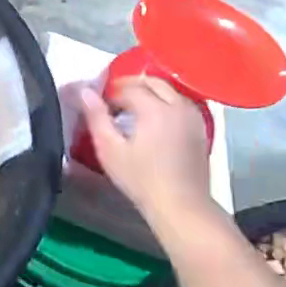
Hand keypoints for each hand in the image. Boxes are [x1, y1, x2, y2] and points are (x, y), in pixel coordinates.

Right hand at [78, 76, 213, 219]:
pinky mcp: (200, 128)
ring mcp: (193, 116)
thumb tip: (84, 91)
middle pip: (152, 81)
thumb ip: (96, 117)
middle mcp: (178, 105)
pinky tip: (152, 122)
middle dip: (130, 85)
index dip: (109, 92)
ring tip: (131, 111)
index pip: (128, 87)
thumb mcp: (109, 149)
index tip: (97, 105)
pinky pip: (180, 103)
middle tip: (112, 101)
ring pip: (169, 90)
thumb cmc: (141, 179)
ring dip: (149, 92)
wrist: (181, 205)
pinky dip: (164, 103)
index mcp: (155, 108)